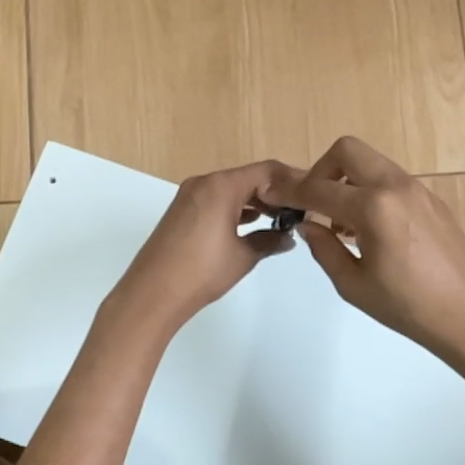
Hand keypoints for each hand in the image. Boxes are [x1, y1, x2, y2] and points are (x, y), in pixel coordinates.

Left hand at [106, 160, 296, 336]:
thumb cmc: (201, 272)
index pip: (267, 171)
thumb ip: (269, 240)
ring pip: (231, 189)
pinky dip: (236, 209)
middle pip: (248, 177)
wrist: (152, 293)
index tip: (312, 194)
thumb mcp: (243, 256)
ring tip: (281, 220)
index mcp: (221, 186)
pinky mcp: (181, 212)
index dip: (293, 180)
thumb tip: (287, 237)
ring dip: (255, 202)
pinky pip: (216, 201)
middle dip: (275, 192)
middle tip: (300, 210)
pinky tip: (252, 225)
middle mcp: (204, 183)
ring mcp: (189, 196)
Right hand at [264, 136, 464, 357]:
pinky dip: (370, 192)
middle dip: (321, 171)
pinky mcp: (431, 201)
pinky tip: (368, 231)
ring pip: (371, 163)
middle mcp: (396, 187)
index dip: (290, 192)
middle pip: (347, 151)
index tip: (272, 195)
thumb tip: (309, 225)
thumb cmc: (407, 307)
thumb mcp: (353, 284)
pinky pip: (391, 181)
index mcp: (373, 208)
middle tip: (313, 203)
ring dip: (347, 182)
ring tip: (340, 224)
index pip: (319, 189)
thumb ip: (324, 249)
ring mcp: (418, 190)